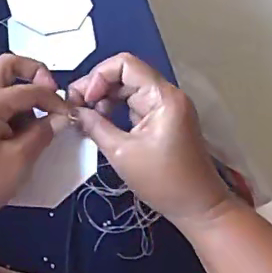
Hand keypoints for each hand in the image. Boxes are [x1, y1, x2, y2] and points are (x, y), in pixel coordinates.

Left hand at [0, 54, 74, 223]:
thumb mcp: (20, 159)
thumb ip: (43, 132)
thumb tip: (61, 118)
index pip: (28, 89)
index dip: (54, 100)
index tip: (69, 115)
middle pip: (8, 67)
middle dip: (34, 74)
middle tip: (52, 97)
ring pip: (5, 85)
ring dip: (26, 95)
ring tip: (42, 124)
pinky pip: (1, 105)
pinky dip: (18, 111)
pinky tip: (29, 133)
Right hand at [68, 53, 236, 225]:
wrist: (199, 208)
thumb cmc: (163, 181)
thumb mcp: (121, 152)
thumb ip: (94, 125)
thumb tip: (72, 110)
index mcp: (162, 97)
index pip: (124, 64)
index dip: (98, 77)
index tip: (83, 100)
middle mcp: (166, 94)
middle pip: (123, 73)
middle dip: (96, 86)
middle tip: (75, 107)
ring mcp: (165, 106)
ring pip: (126, 86)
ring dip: (102, 97)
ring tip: (85, 117)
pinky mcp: (162, 118)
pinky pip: (132, 101)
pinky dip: (113, 107)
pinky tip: (99, 122)